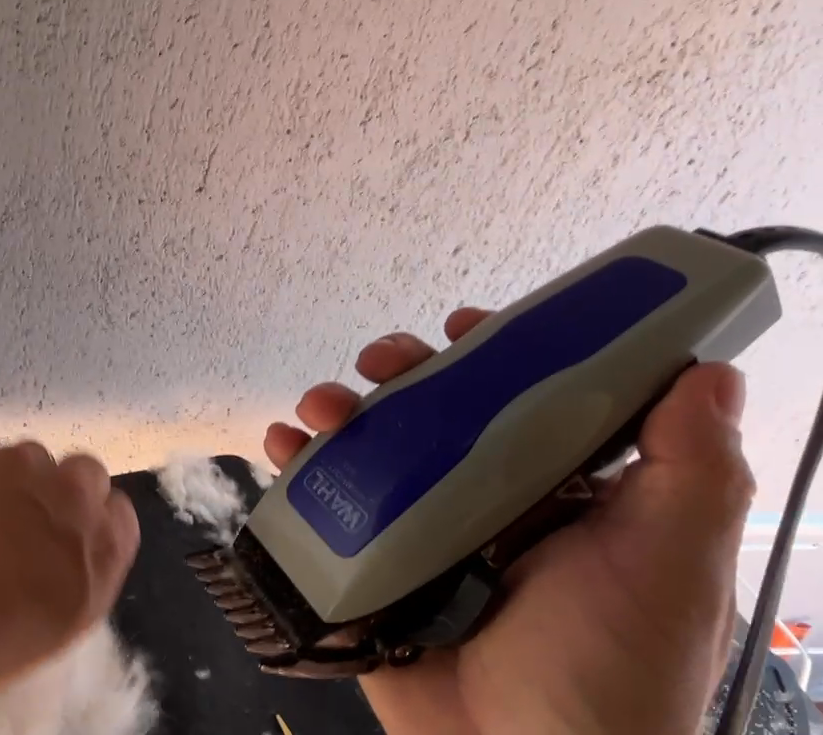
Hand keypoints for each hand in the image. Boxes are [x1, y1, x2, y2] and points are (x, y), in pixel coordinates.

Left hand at [0, 431, 142, 699]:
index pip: (118, 514)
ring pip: (30, 455)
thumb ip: (77, 574)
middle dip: (58, 487)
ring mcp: (21, 467)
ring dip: (12, 475)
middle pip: (84, 472)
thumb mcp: (53, 627)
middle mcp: (71, 500)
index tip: (63, 532)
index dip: (89, 520)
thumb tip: (67, 546)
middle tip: (22, 515)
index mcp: (99, 556)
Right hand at [264, 309, 752, 734]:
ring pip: (370, 443)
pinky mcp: (364, 559)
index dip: (496, 354)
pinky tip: (282, 445)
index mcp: (562, 495)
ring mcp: (419, 529)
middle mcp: (488, 502)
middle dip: (399, 370)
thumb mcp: (666, 567)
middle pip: (434, 410)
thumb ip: (689, 474)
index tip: (466, 326)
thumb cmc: (607, 664)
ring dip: (334, 407)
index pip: (527, 402)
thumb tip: (707, 367)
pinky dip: (294, 461)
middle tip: (379, 361)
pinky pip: (322, 497)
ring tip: (318, 406)